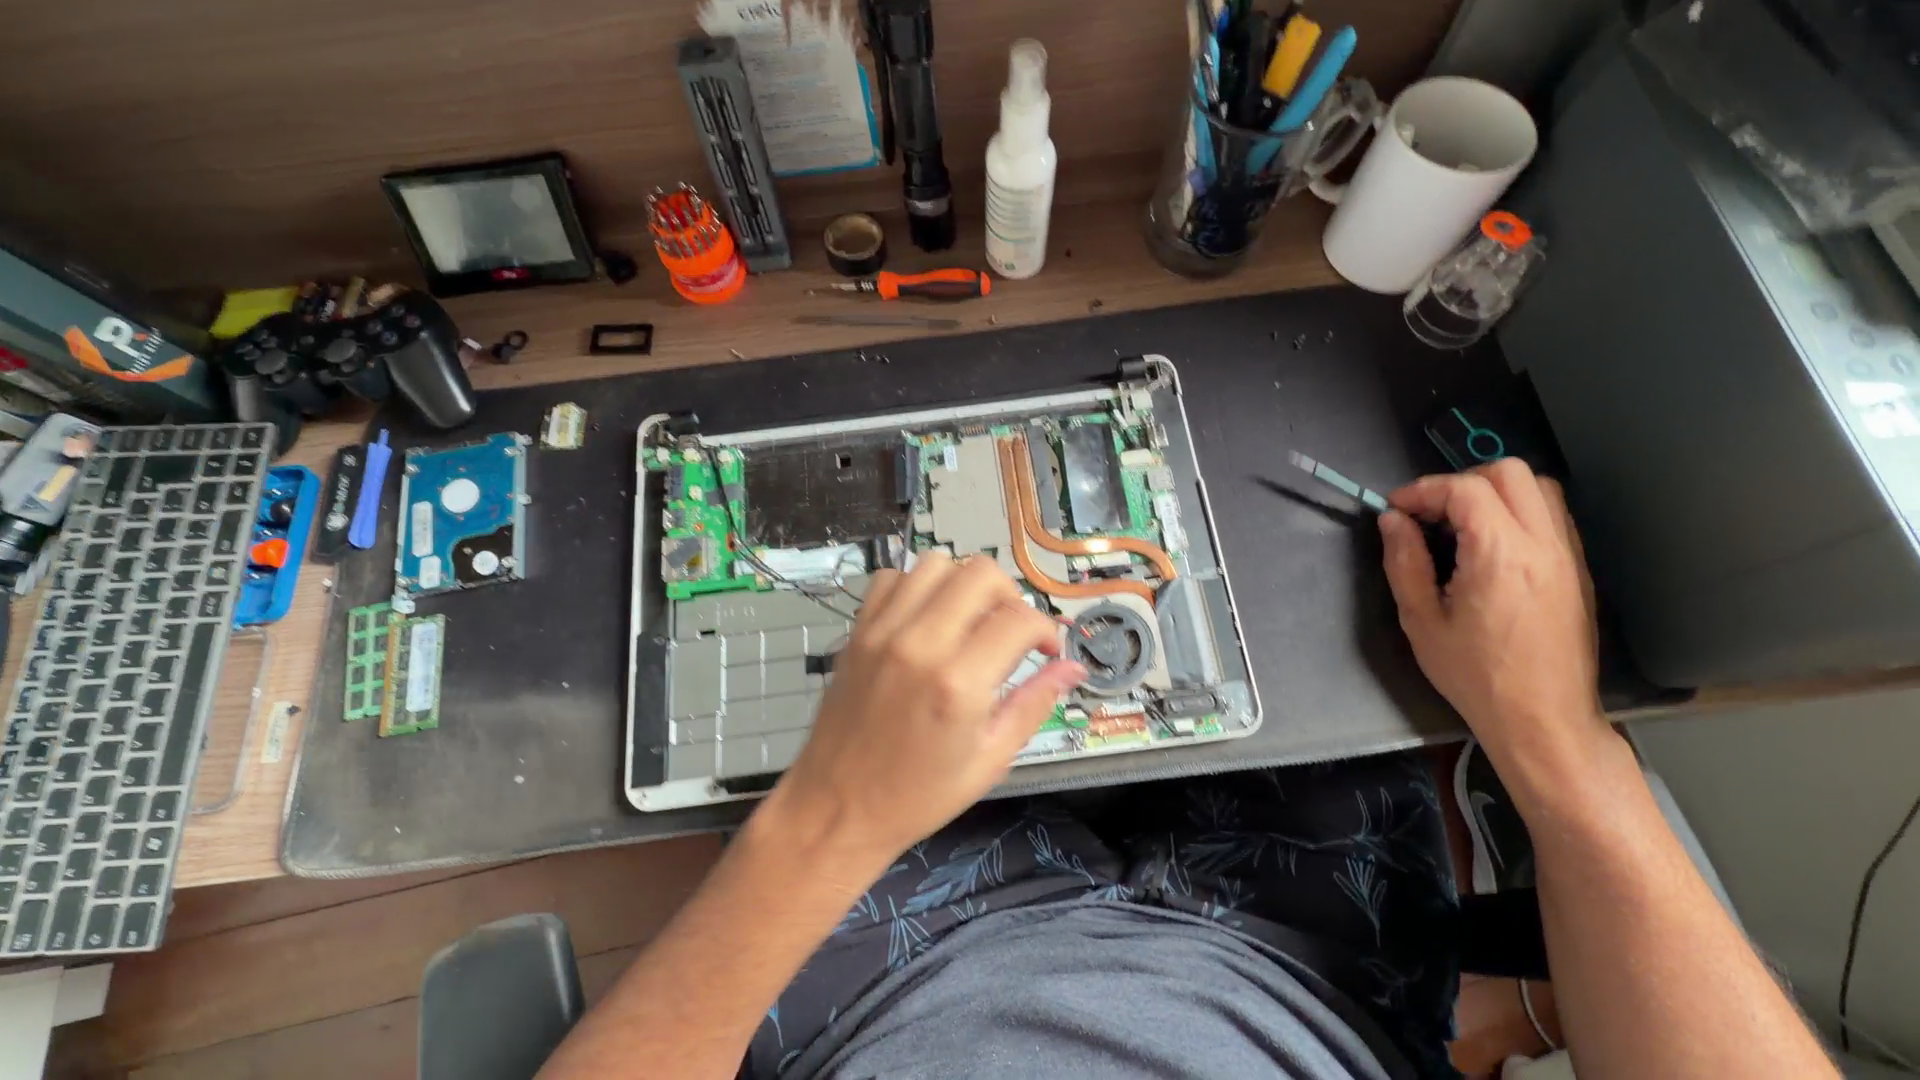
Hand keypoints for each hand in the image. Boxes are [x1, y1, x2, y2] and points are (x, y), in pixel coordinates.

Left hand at [767, 552, 1083, 865]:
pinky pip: (892, 578)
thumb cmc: (918, 796)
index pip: (1019, 618)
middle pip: (981, 573)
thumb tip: (1072, 668)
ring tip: (969, 621)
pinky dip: (917, 587)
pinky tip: (927, 619)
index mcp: (959, 684)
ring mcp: (883, 631)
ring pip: (936, 563)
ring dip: (963, 584)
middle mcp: (920, 644)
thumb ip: (1033, 704)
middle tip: (1010, 631)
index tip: (1045, 651)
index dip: (1045, 629)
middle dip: (1010, 595)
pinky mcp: (858, 631)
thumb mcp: (989, 760)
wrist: (837, 807)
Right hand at [1378, 459, 1614, 790]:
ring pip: (1537, 487)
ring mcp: (1567, 555)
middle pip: (1508, 473)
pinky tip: (1489, 544)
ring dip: (1493, 492)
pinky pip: (1551, 515)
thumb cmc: (1474, 674)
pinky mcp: (1577, 569)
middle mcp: (1542, 544)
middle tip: (1430, 513)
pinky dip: (1516, 511)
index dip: (1423, 489)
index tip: (1396, 509)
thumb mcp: (1421, 621)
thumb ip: (1405, 562)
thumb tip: (1393, 521)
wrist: (1542, 717)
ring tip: (1460, 524)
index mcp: (1499, 556)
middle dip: (1460, 481)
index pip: (1465, 489)